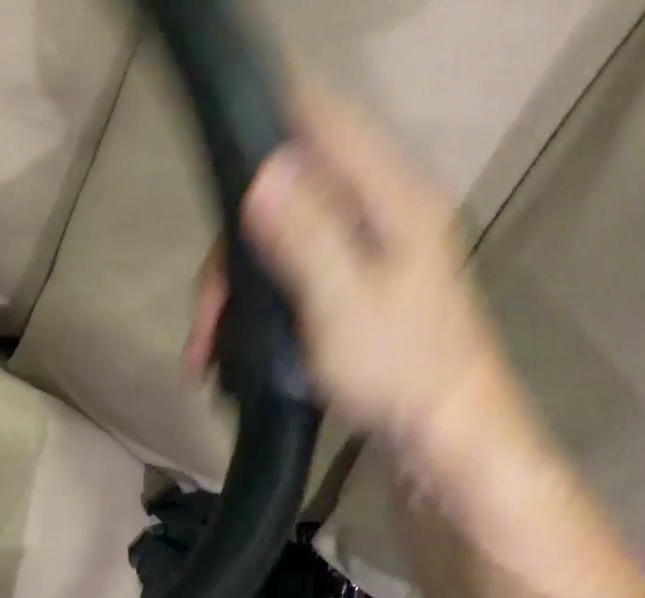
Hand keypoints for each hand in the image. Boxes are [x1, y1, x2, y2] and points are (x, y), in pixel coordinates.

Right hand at [182, 89, 518, 473]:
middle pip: (282, 200)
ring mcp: (363, 253)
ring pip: (272, 245)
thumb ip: (304, 236)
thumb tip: (261, 174)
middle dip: (229, 255)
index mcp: (390, 203)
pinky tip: (220, 354)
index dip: (275, 119)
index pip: (328, 129)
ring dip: (229, 296)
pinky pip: (281, 278)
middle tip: (203, 318)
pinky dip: (245, 313)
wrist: (442, 432)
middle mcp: (378, 216)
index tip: (221, 134)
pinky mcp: (348, 287)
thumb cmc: (397, 367)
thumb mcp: (341, 303)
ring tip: (204, 353)